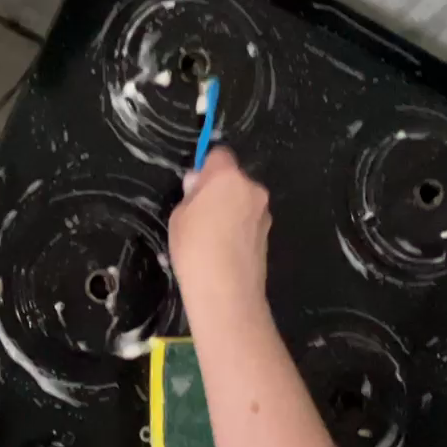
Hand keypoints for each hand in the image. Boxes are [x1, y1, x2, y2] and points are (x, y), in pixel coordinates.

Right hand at [169, 146, 271, 307]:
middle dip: (218, 191)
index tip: (193, 188)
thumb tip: (197, 185)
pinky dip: (238, 230)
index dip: (205, 168)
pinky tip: (223, 251)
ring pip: (243, 201)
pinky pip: (248, 222)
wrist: (226, 292)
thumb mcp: (178, 218)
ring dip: (230, 211)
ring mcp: (263, 213)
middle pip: (233, 179)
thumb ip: (190, 196)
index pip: (218, 154)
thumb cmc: (194, 249)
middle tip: (198, 215)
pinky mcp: (268, 235)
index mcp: (227, 177)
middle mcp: (252, 189)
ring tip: (210, 239)